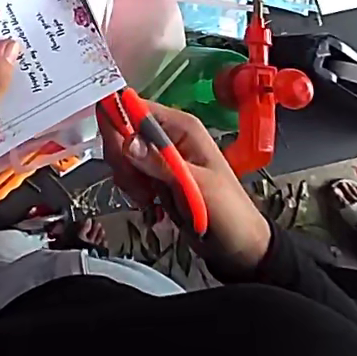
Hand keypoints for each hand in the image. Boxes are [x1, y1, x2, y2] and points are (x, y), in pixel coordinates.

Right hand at [102, 100, 271, 277]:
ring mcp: (159, 155)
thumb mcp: (197, 186)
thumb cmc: (228, 212)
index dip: (117, 122)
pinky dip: (132, 188)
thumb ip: (161, 163)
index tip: (117, 153)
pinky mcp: (154, 174)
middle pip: (122, 130)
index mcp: (181, 126)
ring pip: (122, 153)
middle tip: (138, 185)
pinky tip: (148, 202)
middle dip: (122, 158)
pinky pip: (128, 172)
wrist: (239, 247)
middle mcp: (167, 134)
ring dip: (128, 178)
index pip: (135, 108)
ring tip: (147, 197)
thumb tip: (128, 141)